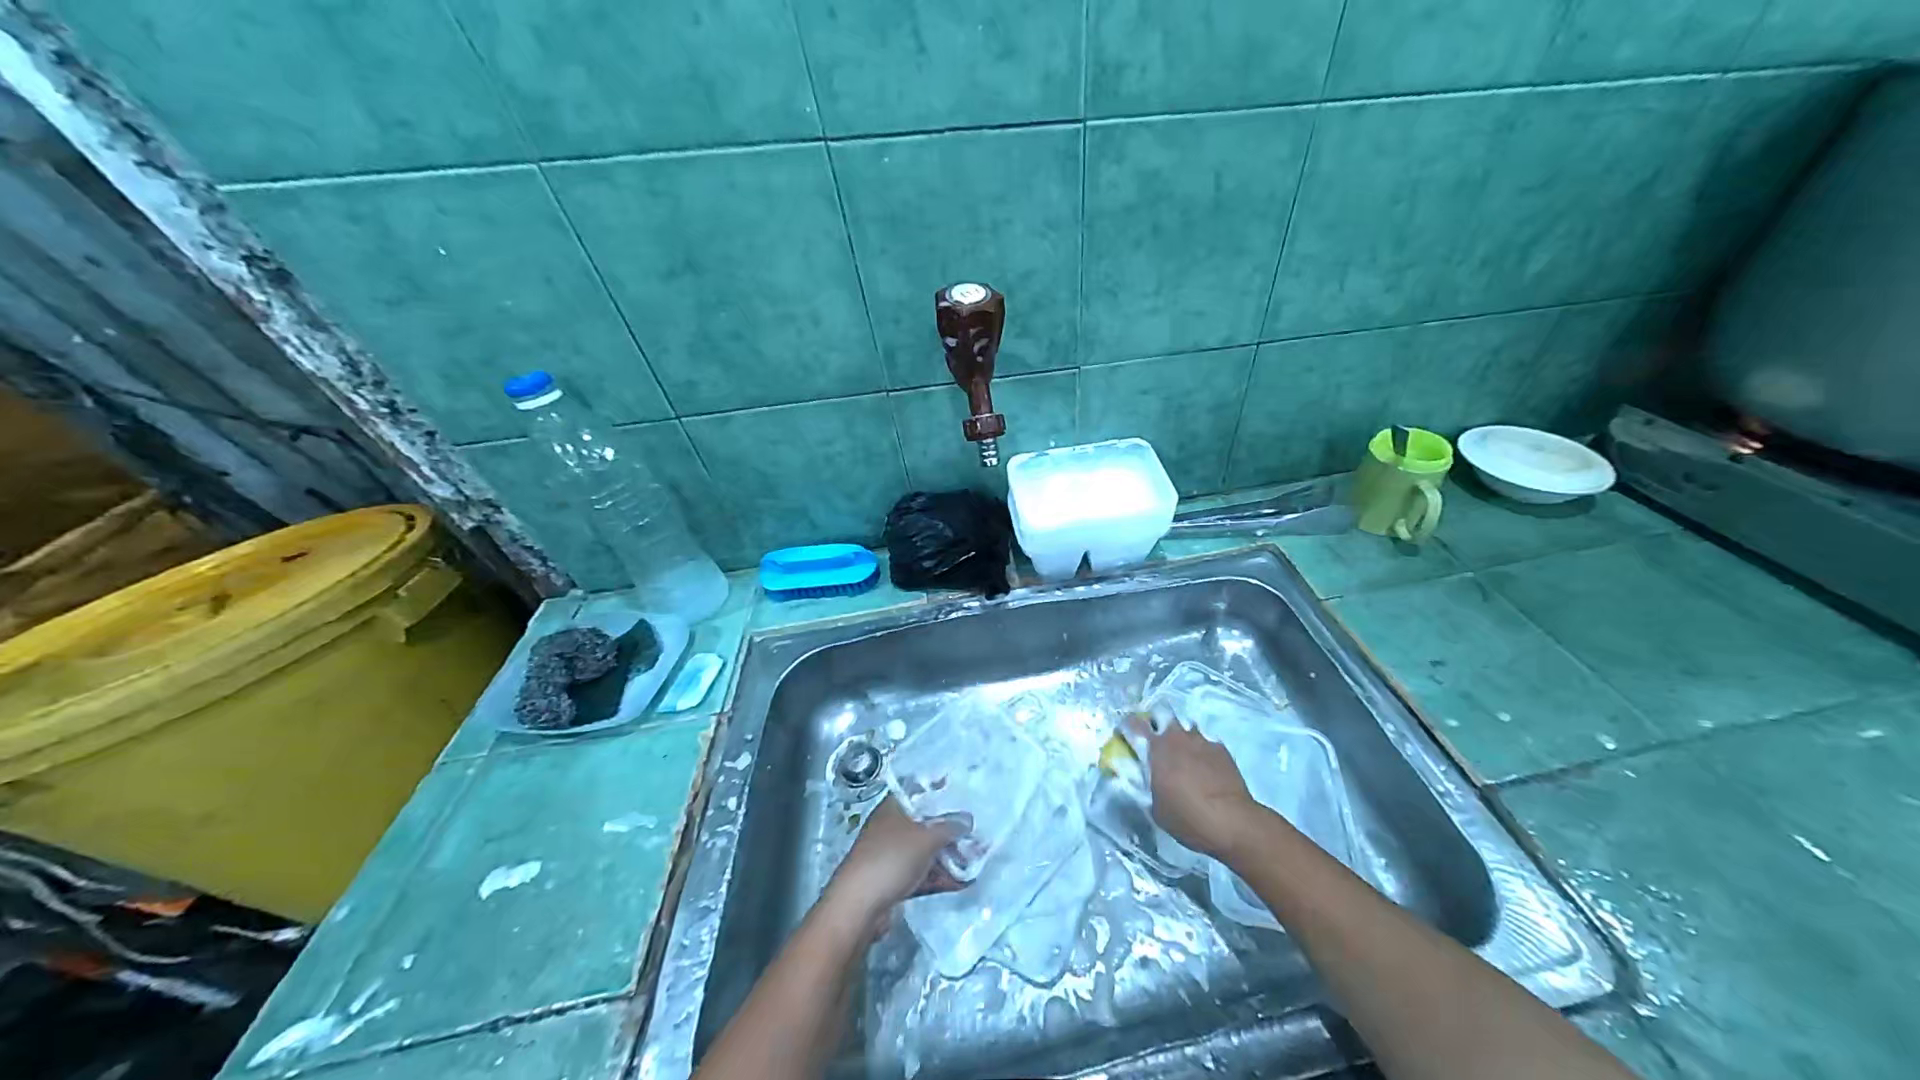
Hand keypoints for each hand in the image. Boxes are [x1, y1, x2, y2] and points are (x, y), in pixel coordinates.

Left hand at [826, 797, 969, 921]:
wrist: (859, 905)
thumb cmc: (891, 858)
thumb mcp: (926, 837)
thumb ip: (949, 826)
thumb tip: (967, 819)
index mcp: (894, 808)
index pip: (919, 791)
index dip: (941, 791)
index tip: (964, 794)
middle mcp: (892, 827)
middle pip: (926, 823)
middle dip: (951, 829)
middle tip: (977, 832)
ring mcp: (893, 855)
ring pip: (926, 850)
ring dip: (950, 855)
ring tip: (977, 859)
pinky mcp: (895, 880)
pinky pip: (923, 873)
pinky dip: (941, 876)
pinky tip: (964, 882)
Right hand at [1132, 715, 1258, 858]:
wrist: (1232, 822)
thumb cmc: (1186, 817)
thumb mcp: (1154, 806)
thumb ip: (1143, 785)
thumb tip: (1139, 776)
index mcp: (1155, 748)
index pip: (1133, 724)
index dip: (1128, 726)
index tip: (1126, 734)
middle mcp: (1177, 737)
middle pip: (1163, 715)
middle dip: (1158, 723)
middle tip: (1158, 742)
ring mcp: (1202, 740)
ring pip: (1187, 729)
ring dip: (1183, 738)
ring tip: (1185, 757)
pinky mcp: (1222, 749)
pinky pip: (1206, 743)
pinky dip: (1202, 752)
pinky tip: (1207, 769)